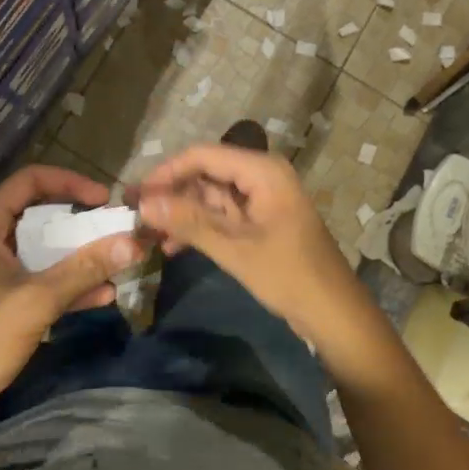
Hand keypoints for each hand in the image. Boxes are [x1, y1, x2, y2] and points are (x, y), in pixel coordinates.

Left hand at [0, 166, 144, 433]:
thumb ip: (86, 268)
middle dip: (78, 225)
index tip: (103, 199)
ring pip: (39, 254)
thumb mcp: (38, 298)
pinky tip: (101, 298)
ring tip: (115, 265)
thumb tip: (134, 241)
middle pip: (36, 217)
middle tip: (112, 230)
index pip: (29, 181)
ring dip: (76, 259)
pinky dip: (64, 287)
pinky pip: (35, 284)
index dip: (69, 183)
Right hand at [135, 145, 365, 347]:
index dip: (166, 172)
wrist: (333, 313)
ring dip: (181, 213)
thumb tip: (144, 203)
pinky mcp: (259, 221)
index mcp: (262, 170)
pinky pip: (222, 214)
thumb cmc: (289, 275)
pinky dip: (198, 227)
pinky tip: (172, 247)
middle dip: (171, 194)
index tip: (134, 195)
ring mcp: (261, 199)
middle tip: (136, 216)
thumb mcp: (235, 249)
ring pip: (210, 196)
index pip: (203, 156)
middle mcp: (261, 175)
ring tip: (147, 234)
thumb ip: (190, 222)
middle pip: (205, 173)